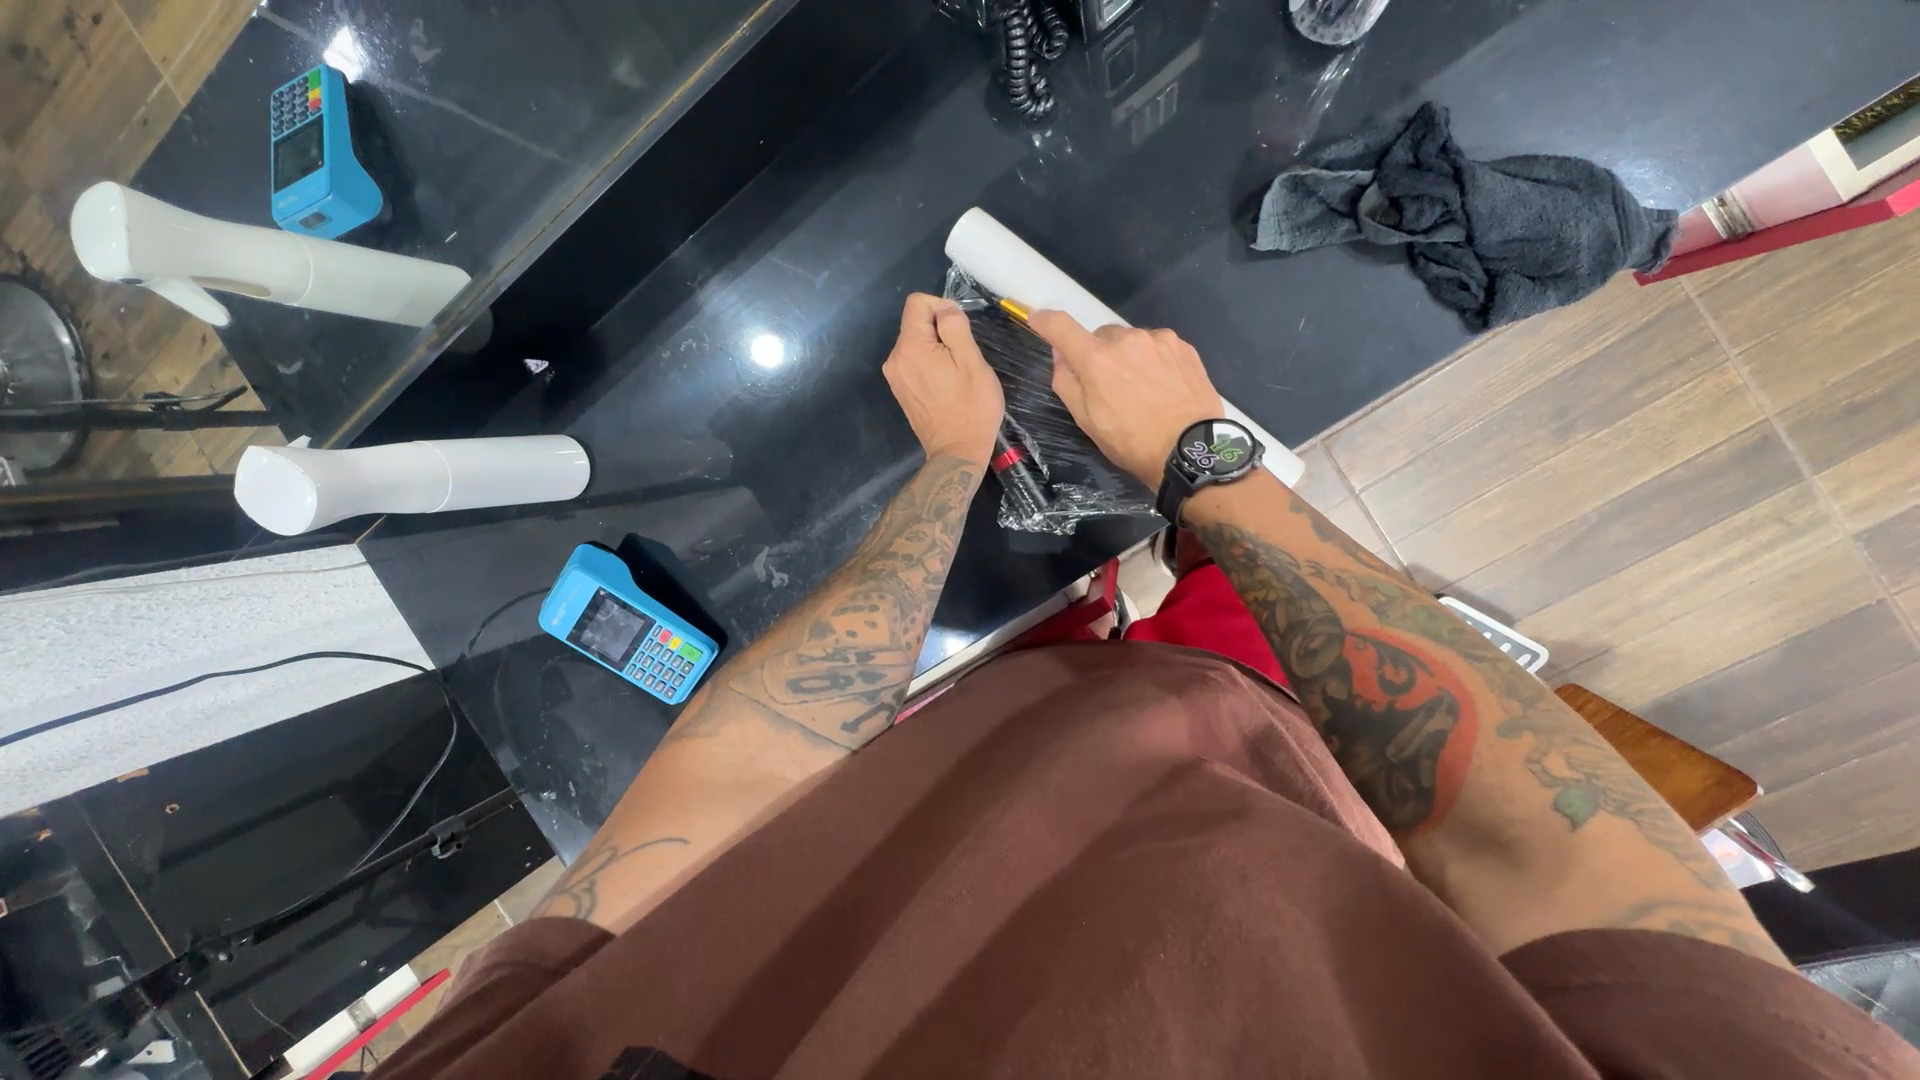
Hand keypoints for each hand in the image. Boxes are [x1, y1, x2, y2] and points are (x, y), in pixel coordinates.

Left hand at [883, 294, 1004, 464]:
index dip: (941, 307)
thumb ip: (955, 327)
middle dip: (940, 331)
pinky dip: (930, 364)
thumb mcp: (972, 361)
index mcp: (910, 347)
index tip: (960, 330)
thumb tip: (945, 308)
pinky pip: (914, 363)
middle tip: (963, 357)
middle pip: (915, 323)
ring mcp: (895, 377)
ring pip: (916, 344)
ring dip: (936, 349)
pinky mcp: (901, 390)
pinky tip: (946, 385)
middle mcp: (895, 358)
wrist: (957, 452)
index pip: (917, 303)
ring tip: (956, 373)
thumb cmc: (971, 407)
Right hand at [1026, 312, 1222, 488]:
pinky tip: (1162, 386)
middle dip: (1098, 355)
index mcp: (1096, 359)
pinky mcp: (1183, 346)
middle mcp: (1126, 339)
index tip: (1038, 320)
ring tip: (1141, 389)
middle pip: (1100, 337)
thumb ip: (1066, 382)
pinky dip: (1152, 360)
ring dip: (1127, 357)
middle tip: (1107, 386)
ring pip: (1130, 341)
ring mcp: (1158, 339)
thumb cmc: (1131, 442)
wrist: (1189, 450)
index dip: (1045, 321)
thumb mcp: (1087, 421)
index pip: (1061, 326)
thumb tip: (1061, 355)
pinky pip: (1156, 346)